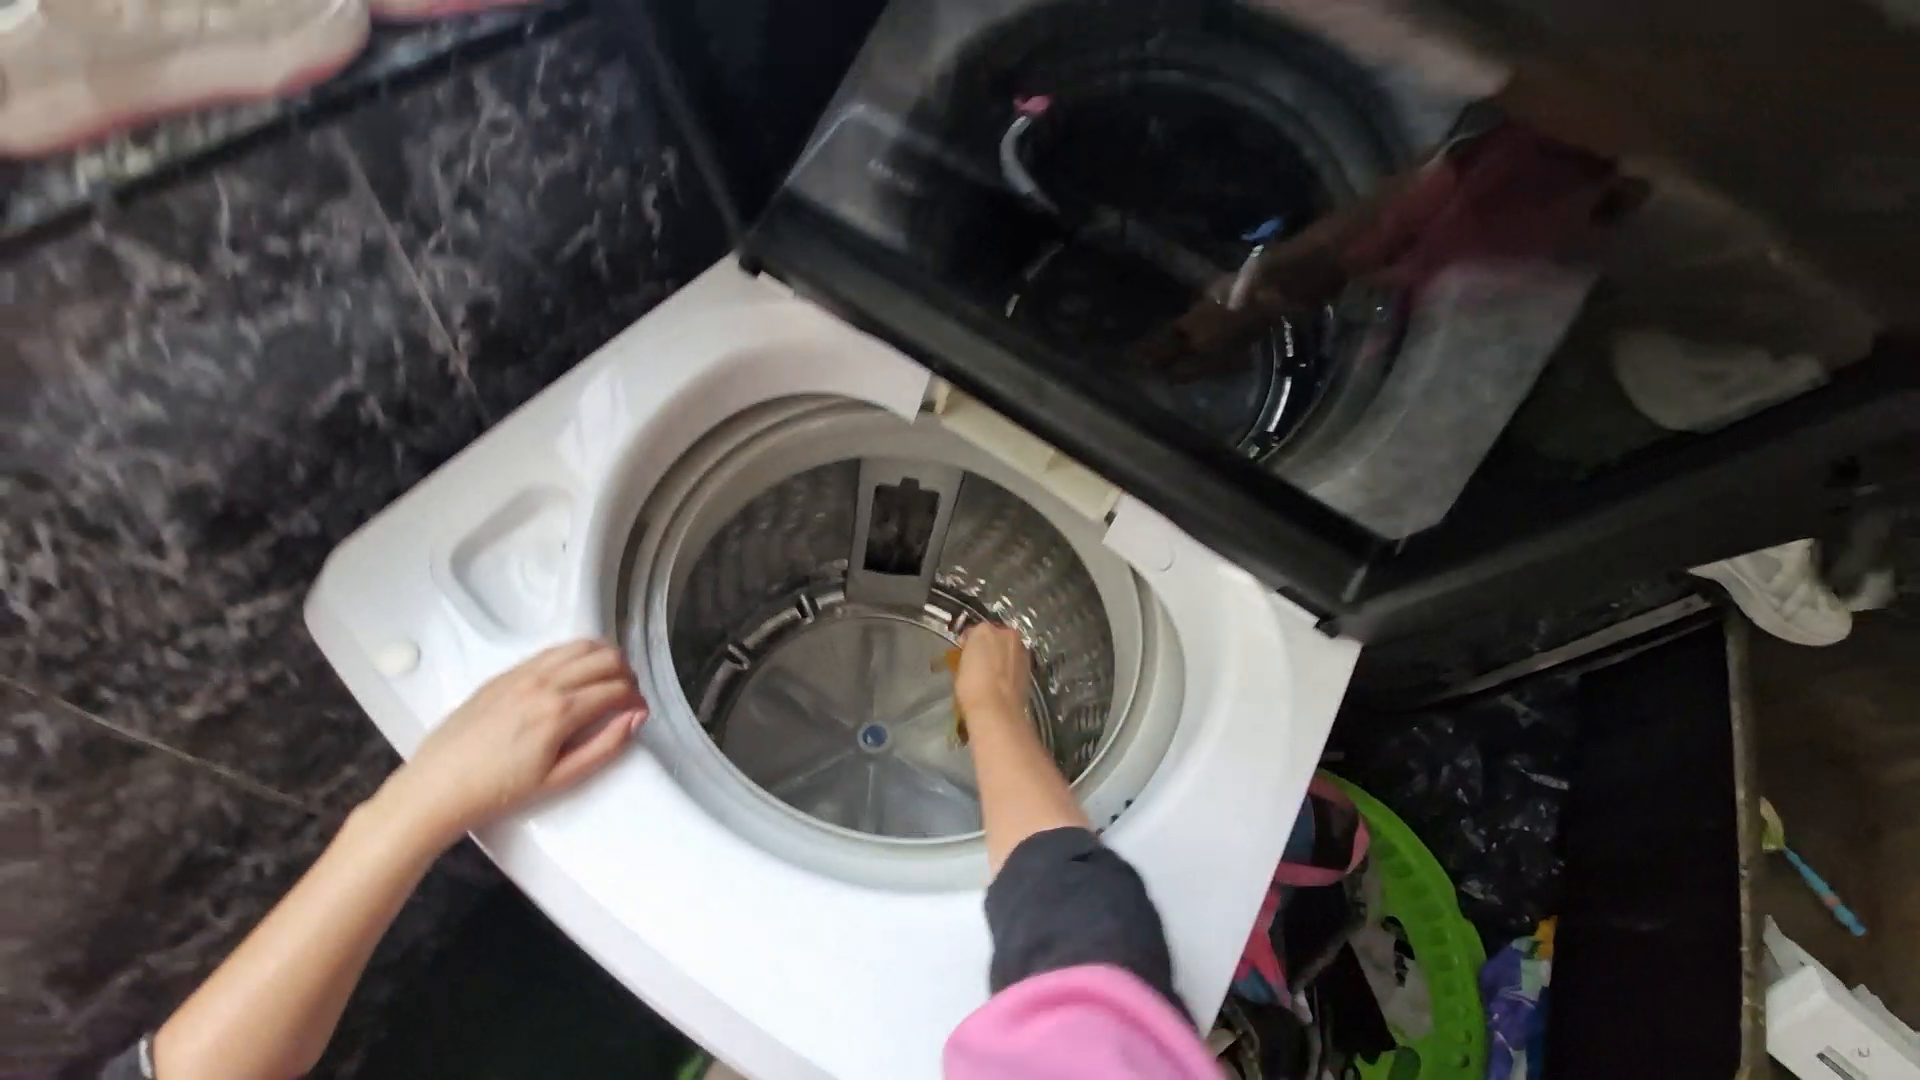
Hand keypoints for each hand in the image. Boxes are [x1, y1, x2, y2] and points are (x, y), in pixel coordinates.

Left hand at [381, 640, 646, 846]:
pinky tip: (577, 672)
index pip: (617, 689)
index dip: (636, 699)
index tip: (638, 712)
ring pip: (581, 645)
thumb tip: (635, 718)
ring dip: (604, 657)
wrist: (437, 788)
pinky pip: (552, 650)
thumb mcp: (560, 779)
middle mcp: (544, 683)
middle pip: (606, 658)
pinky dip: (576, 654)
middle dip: (627, 674)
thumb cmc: (498, 791)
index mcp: (560, 712)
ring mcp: (523, 674)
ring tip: (607, 679)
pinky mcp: (505, 673)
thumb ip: (605, 746)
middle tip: (627, 695)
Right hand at [954, 624, 1031, 729]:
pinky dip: (1011, 666)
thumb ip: (969, 656)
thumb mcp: (961, 667)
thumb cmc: (971, 687)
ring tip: (993, 673)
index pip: (974, 631)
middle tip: (980, 661)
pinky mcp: (1030, 665)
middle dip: (988, 645)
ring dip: (1002, 655)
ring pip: (1008, 648)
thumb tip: (974, 658)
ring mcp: (1021, 649)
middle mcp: (1006, 634)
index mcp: (984, 630)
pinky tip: (1004, 680)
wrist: (997, 709)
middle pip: (995, 636)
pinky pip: (1016, 661)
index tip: (964, 653)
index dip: (968, 643)